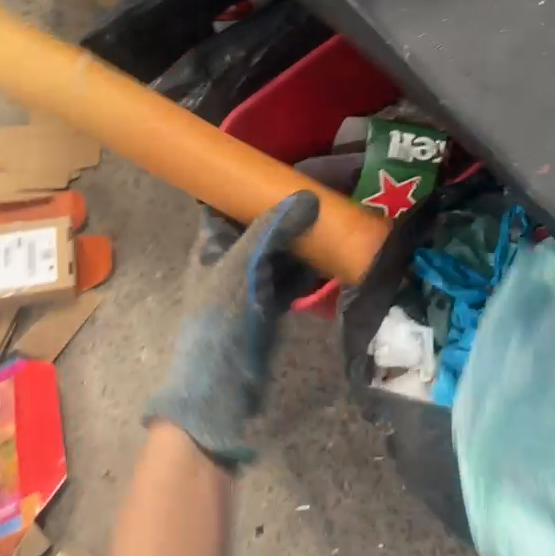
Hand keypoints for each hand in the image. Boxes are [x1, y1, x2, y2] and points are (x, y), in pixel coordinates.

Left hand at [144, 191, 320, 467]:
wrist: (220, 390)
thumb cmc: (220, 323)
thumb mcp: (241, 268)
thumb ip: (272, 229)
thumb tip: (309, 195)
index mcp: (211, 244)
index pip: (227, 200)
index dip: (251, 182)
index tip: (289, 165)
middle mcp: (232, 256)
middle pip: (264, 221)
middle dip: (293, 206)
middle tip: (330, 187)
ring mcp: (253, 280)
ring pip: (285, 246)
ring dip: (310, 235)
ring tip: (343, 216)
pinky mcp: (272, 301)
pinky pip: (297, 273)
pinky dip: (316, 264)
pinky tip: (341, 254)